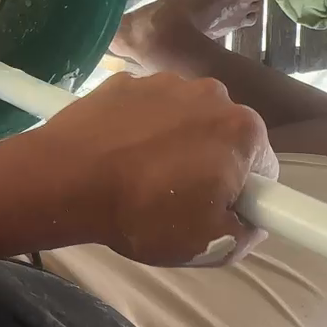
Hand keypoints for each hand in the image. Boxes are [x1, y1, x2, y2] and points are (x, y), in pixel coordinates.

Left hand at [25, 73, 275, 267]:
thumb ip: (247, 231)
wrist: (65, 179)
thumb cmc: (144, 213)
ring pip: (179, 117)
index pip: (261, 167)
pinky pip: (141, 108)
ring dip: (169, 140)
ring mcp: (160, 81)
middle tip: (174, 197)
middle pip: (220, 134)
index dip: (243, 194)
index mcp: (242, 129)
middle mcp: (208, 93)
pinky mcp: (121, 81)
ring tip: (138, 174)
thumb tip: (249, 219)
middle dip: (206, 162)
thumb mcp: (210, 245)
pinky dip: (134, 126)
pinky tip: (114, 152)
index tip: (214, 209)